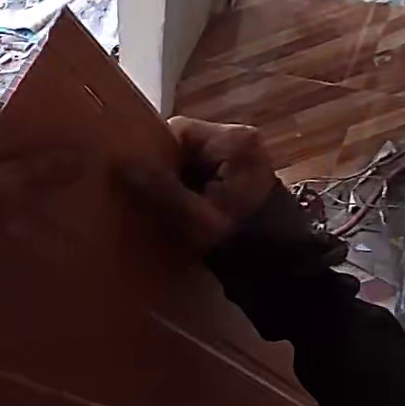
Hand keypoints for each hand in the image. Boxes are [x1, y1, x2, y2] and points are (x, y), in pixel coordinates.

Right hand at [121, 117, 282, 250]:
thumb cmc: (239, 246)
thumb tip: (122, 162)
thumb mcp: (194, 221)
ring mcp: (244, 158)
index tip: (143, 186)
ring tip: (170, 212)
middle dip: (165, 174)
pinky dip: (189, 193)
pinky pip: (202, 176)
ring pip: (190, 163)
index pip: (176, 132)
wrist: (282, 273)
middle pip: (182, 147)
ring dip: (176, 186)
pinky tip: (185, 215)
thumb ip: (160, 189)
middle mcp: (241, 140)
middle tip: (155, 204)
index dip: (153, 157)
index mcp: (235, 141)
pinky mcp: (241, 177)